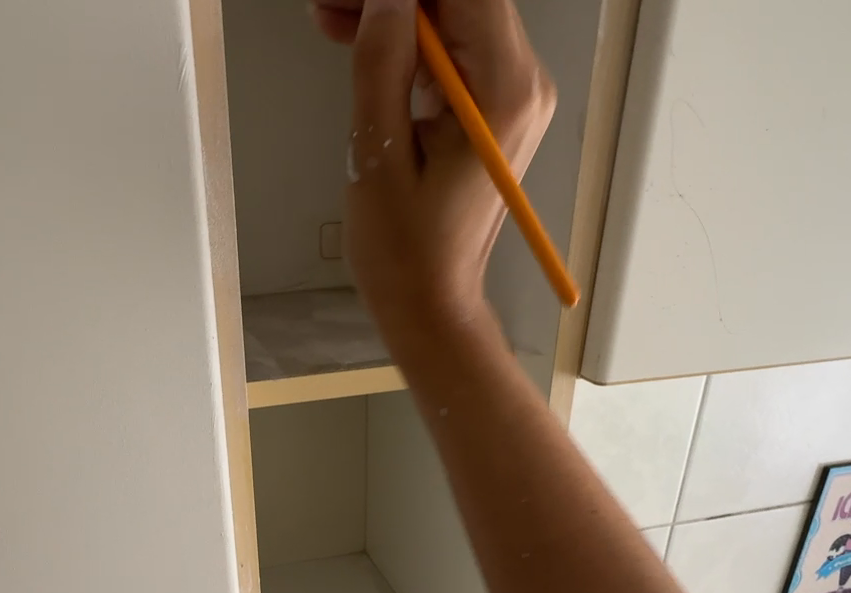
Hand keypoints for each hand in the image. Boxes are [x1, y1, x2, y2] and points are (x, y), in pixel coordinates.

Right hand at [312, 0, 556, 331]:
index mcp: (503, 92)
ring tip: (330, 18)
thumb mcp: (380, 155)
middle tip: (327, 5)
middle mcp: (523, 83)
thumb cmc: (403, 250)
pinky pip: (451, 55)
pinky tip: (359, 41)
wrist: (431, 305)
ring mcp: (512, 98)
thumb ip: (382, 61)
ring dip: (394, 14)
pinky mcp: (493, 113)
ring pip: (453, 21)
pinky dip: (408, 45)